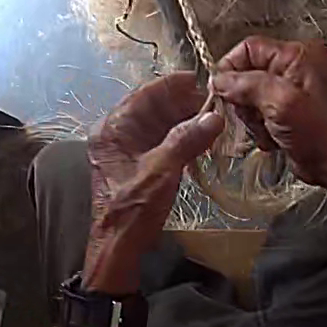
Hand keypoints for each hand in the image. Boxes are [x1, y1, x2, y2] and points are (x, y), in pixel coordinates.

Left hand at [83, 74, 225, 292]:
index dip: (172, 85)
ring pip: (159, 125)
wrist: (119, 246)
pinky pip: (161, 141)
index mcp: (112, 129)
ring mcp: (126, 149)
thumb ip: (187, 140)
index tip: (200, 80)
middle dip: (183, 104)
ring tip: (214, 119)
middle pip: (153, 108)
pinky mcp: (138, 164)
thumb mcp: (161, 171)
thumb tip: (214, 117)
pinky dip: (181, 138)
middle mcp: (116, 134)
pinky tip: (202, 138)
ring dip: (185, 121)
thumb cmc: (133, 208)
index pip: (144, 95)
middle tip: (214, 103)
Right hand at [209, 37, 326, 205]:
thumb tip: (216, 80)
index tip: (221, 94)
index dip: (230, 69)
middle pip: (246, 73)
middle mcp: (293, 67)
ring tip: (267, 131)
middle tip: (255, 117)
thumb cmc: (319, 132)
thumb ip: (245, 85)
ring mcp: (291, 90)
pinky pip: (259, 113)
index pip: (247, 48)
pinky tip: (272, 138)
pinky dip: (259, 127)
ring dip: (251, 118)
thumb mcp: (280, 101)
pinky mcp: (288, 111)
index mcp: (296, 55)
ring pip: (249, 96)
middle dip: (243, 99)